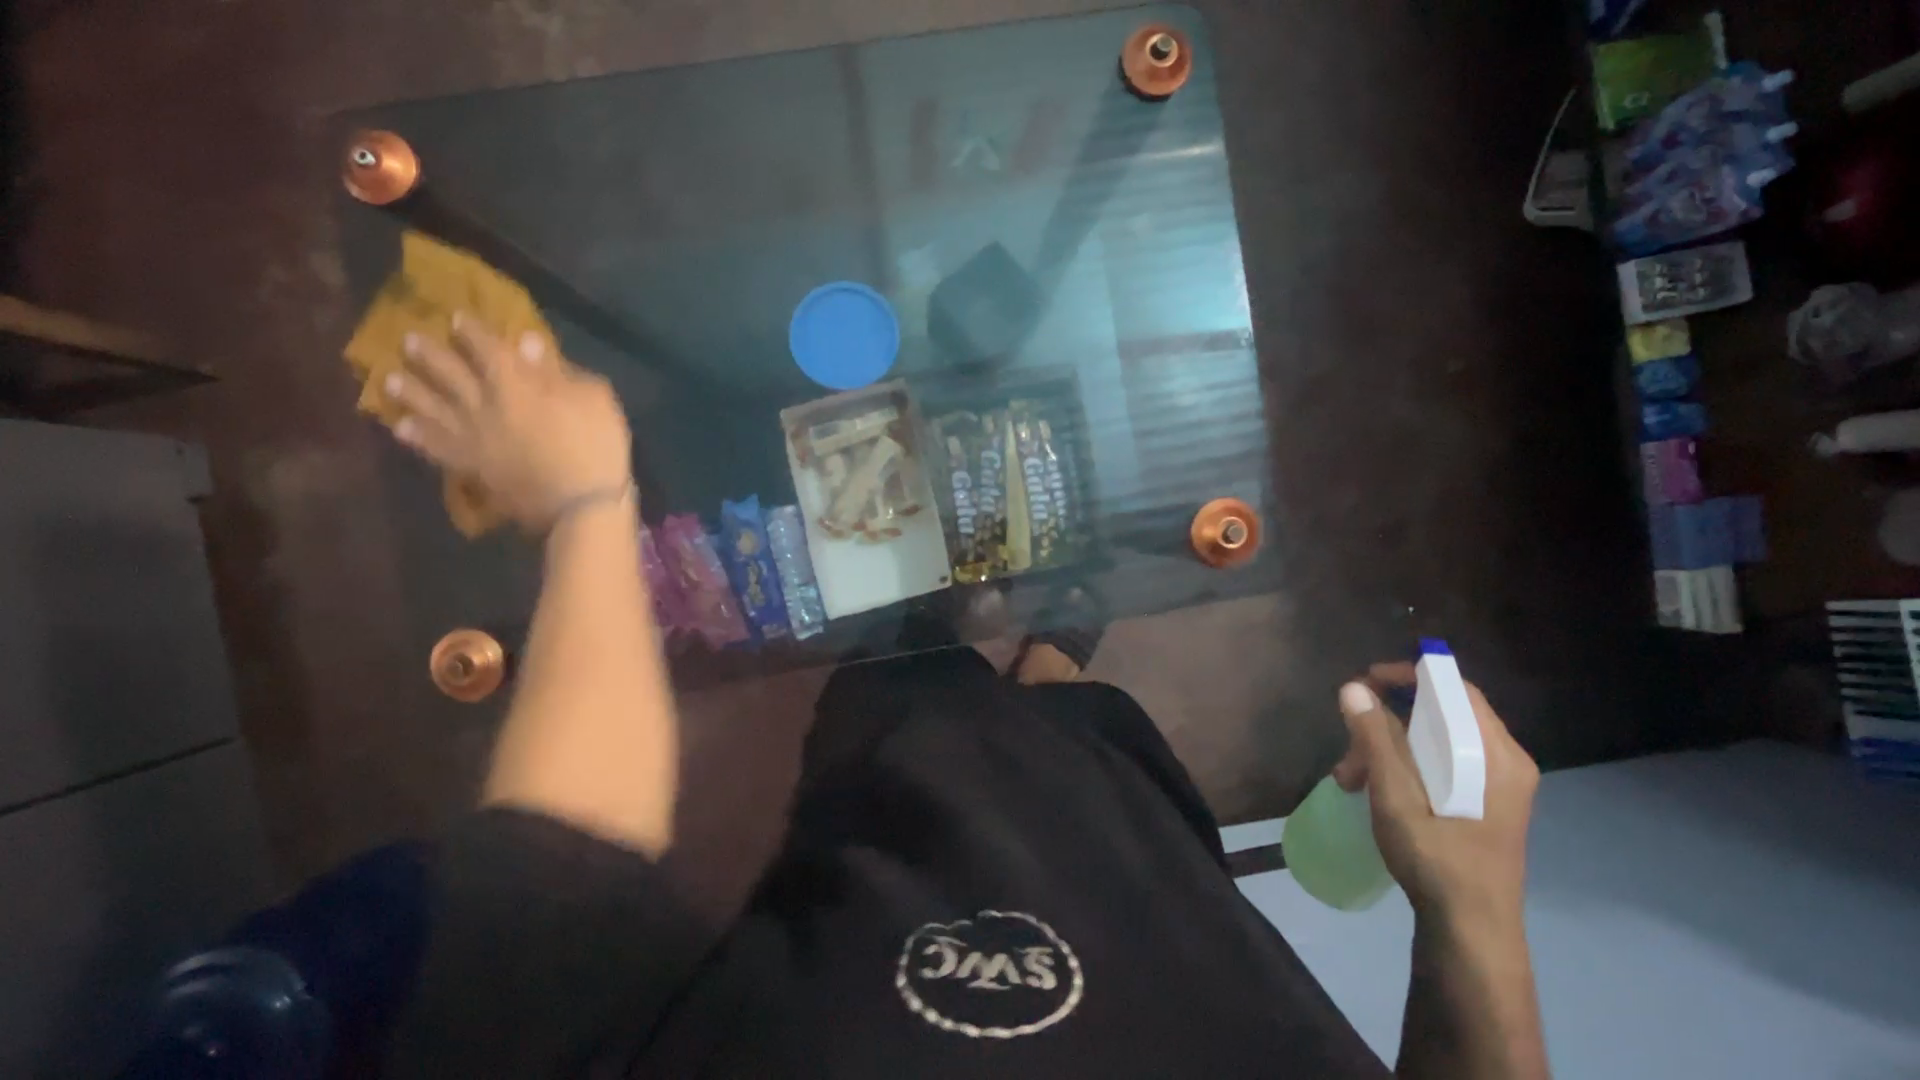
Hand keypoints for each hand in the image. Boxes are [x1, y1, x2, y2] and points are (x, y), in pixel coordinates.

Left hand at [384, 314, 631, 532]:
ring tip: (390, 378)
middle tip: (409, 340)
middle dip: (429, 353)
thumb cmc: (596, 446)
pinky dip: (417, 437)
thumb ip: (557, 370)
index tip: (457, 319)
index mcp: (516, 383)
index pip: (486, 348)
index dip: (470, 331)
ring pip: (431, 407)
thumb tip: (526, 342)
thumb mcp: (593, 399)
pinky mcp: (471, 466)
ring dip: (410, 391)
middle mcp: (483, 404)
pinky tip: (401, 427)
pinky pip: (435, 448)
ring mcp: (473, 437)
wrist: (580, 506)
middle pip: (448, 372)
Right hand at [1331, 662, 1538, 929]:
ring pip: (1440, 742)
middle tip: (1349, 748)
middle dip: (1388, 722)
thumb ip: (1376, 740)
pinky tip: (1380, 791)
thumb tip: (1353, 688)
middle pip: (1444, 716)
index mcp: (1495, 754)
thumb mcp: (1397, 797)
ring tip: (1352, 779)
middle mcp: (1506, 762)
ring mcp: (1500, 786)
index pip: (1456, 689)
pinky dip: (1410, 766)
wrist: (1472, 931)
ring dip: (1391, 749)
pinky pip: (1447, 764)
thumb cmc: (1437, 860)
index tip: (1366, 680)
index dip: (1410, 675)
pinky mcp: (1489, 806)